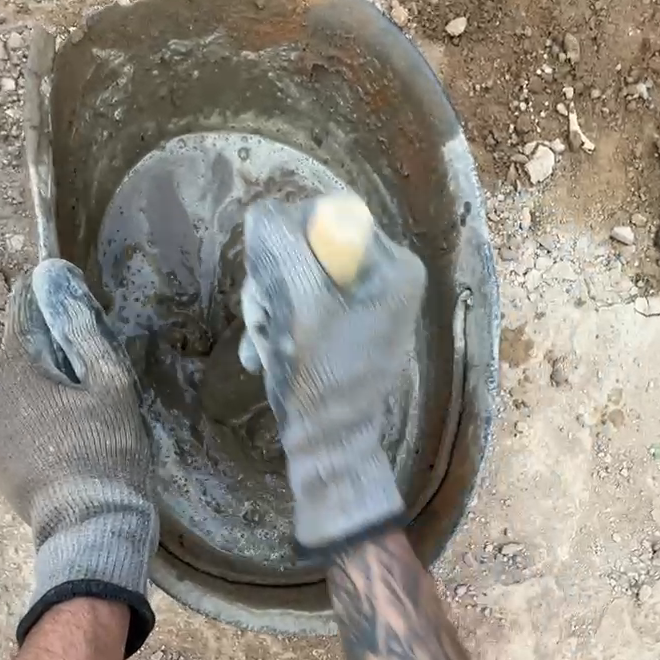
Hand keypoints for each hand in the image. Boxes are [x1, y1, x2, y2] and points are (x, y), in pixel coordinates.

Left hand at [0, 259, 156, 655]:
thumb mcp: (112, 388)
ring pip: (16, 398)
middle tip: (91, 396)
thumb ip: (86, 333)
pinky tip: (63, 450)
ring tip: (80, 429)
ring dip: (41, 402)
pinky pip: (10, 429)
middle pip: (23, 363)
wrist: (87, 523)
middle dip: (52, 370)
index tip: (70, 308)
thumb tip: (62, 284)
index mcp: (12, 367)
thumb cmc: (106, 452)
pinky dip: (32, 431)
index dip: (50, 309)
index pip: (25, 317)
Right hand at [241, 195, 427, 549]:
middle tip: (264, 319)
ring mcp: (367, 310)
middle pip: (309, 248)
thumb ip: (282, 242)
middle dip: (273, 285)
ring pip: (296, 279)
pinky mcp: (346, 333)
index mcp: (395, 268)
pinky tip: (268, 357)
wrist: (326, 446)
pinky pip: (301, 309)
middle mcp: (388, 283)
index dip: (286, 243)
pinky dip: (278, 329)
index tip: (270, 281)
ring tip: (266, 348)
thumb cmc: (318, 377)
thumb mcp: (296, 300)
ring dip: (268, 310)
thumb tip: (266, 213)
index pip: (328, 217)